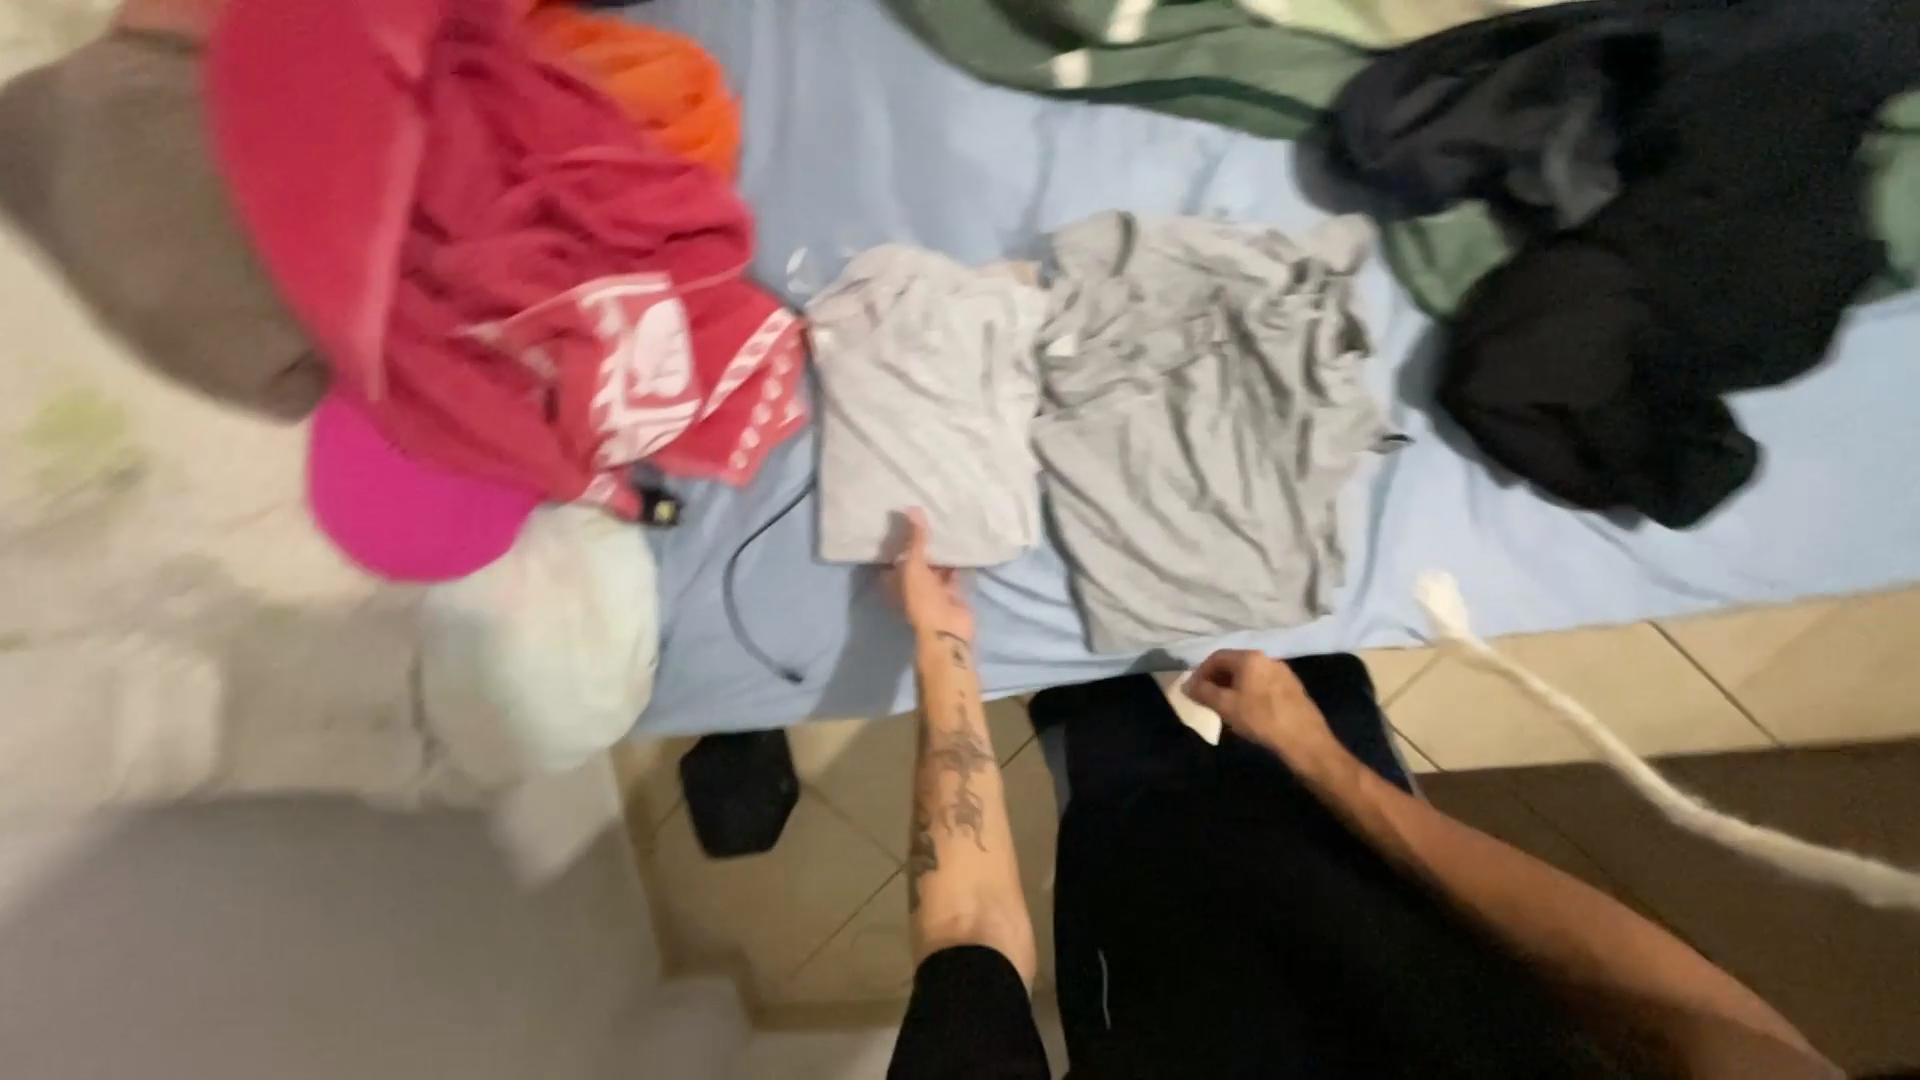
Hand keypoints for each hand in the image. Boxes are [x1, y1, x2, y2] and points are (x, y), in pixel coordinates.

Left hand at [888, 508, 974, 643]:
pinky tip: (960, 542)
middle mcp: (910, 584)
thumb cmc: (921, 598)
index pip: (891, 555)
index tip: (902, 517)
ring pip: (934, 565)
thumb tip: (912, 509)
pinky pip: (952, 572)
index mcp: (893, 580)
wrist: (947, 629)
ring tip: (945, 524)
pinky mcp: (951, 592)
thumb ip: (915, 539)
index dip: (896, 538)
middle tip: (927, 514)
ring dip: (939, 551)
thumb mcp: (913, 565)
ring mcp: (931, 589)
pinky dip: (956, 560)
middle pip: (914, 559)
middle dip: (920, 542)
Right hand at [1184, 650, 1343, 771]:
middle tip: (1207, 699)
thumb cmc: (1260, 718)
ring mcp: (1283, 672)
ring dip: (1232, 687)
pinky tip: (1248, 711)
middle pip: (1233, 664)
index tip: (1194, 691)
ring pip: (1249, 675)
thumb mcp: (1225, 706)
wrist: (1305, 740)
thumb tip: (1186, 685)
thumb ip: (1202, 692)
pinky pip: (1262, 684)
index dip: (1200, 672)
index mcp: (1249, 658)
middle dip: (1216, 680)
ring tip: (1226, 707)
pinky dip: (1249, 693)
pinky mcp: (1293, 687)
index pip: (1216, 657)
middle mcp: (1267, 659)